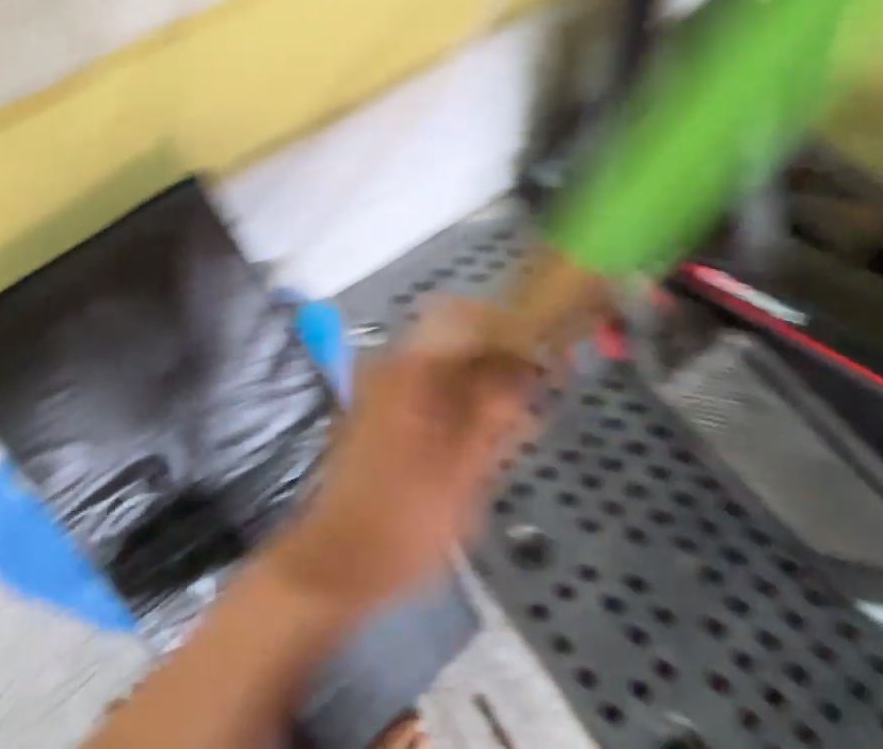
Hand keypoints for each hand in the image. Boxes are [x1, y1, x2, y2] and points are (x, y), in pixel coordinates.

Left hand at [267, 300, 538, 613]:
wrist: (334, 567)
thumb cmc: (400, 524)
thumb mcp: (461, 472)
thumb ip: (495, 411)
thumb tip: (531, 364)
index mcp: (407, 371)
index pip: (464, 315)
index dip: (509, 326)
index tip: (548, 352)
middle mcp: (391, 369)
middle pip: (456, 339)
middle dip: (503, 358)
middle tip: (543, 391)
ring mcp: (384, 393)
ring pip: (448, 367)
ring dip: (487, 384)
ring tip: (522, 422)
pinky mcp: (385, 419)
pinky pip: (434, 393)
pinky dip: (465, 406)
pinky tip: (490, 441)